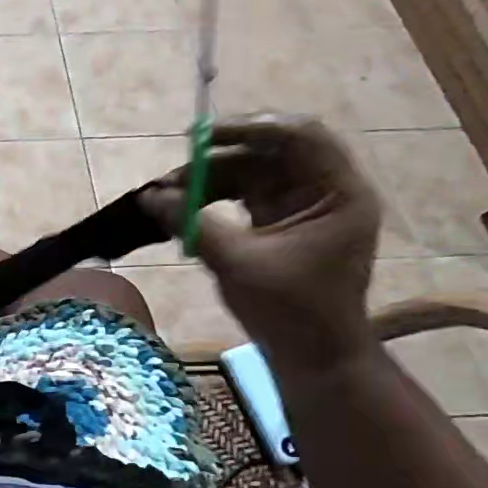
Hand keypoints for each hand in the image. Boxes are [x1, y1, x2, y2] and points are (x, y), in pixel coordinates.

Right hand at [141, 114, 381, 371]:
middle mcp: (326, 190)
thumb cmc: (290, 314)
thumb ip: (193, 224)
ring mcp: (304, 205)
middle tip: (175, 170)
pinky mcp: (283, 222)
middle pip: (271, 152)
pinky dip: (217, 200)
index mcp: (338, 193)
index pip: (300, 136)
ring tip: (169, 193)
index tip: (200, 137)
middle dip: (220, 158)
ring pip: (254, 173)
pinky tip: (185, 209)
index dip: (248, 128)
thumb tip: (149, 197)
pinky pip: (247, 196)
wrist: (314, 359)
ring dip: (212, 180)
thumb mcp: (239, 265)